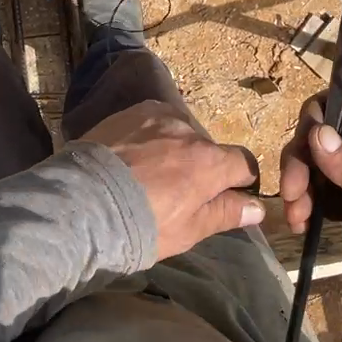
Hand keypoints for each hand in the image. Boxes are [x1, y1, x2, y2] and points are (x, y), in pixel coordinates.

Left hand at [80, 101, 264, 260]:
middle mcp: (189, 130)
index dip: (240, 180)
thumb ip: (225, 213)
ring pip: (179, 131)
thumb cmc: (142, 224)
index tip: (226, 195)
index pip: (243, 162)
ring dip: (174, 147)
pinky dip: (150, 135)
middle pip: (208, 147)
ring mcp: (158, 116)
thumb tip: (257, 208)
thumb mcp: (188, 230)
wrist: (83, 201)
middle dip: (201, 165)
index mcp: (210, 162)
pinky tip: (132, 155)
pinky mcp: (131, 111)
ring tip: (149, 172)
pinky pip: (153, 120)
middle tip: (176, 190)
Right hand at [278, 83, 341, 294]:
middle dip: (301, 159)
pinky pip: (315, 192)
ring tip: (297, 217)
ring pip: (313, 162)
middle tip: (292, 193)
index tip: (307, 144)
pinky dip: (303, 204)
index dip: (321, 115)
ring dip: (298, 185)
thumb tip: (317, 133)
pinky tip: (302, 225)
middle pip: (321, 133)